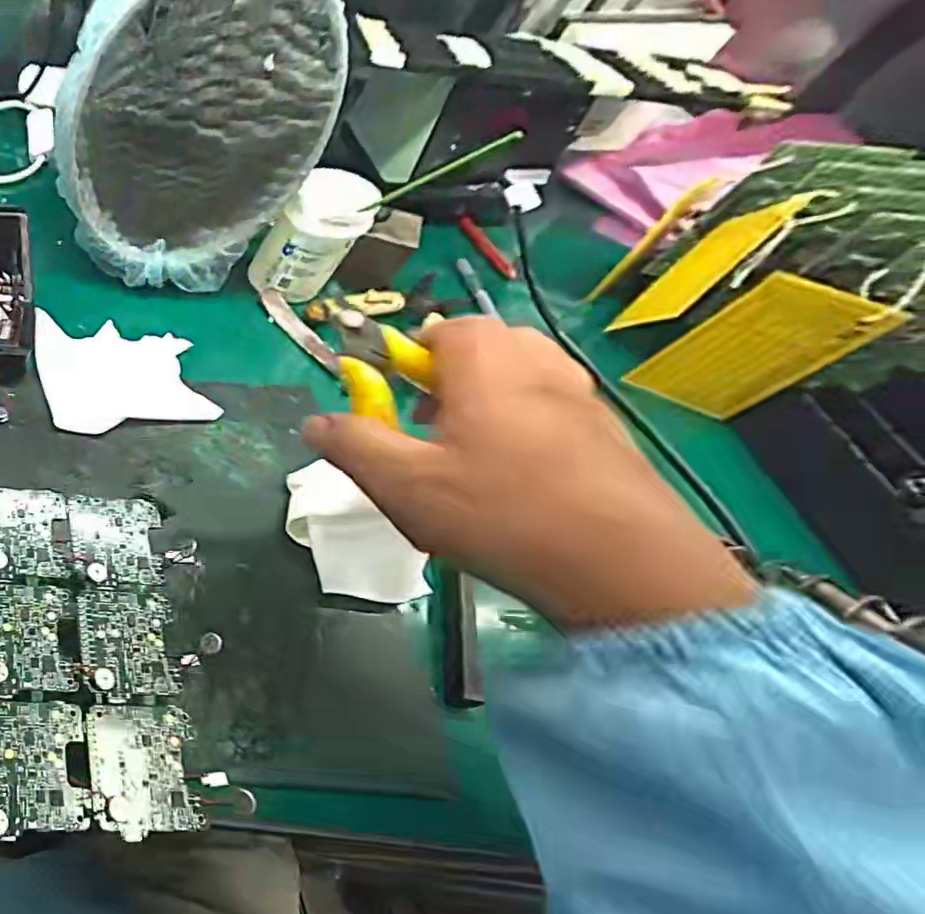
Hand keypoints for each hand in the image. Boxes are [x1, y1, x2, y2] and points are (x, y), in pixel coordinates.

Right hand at [302, 317, 754, 629]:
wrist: (620, 564)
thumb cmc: (496, 512)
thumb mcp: (402, 482)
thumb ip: (353, 444)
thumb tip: (314, 422)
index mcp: (489, 370)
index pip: (449, 328)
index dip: (410, 350)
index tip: (386, 388)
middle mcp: (542, 370)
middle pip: (489, 345)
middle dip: (445, 372)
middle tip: (418, 417)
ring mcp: (582, 402)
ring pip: (522, 375)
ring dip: (481, 396)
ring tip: (455, 446)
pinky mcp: (606, 437)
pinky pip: (548, 408)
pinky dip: (516, 422)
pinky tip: (501, 475)